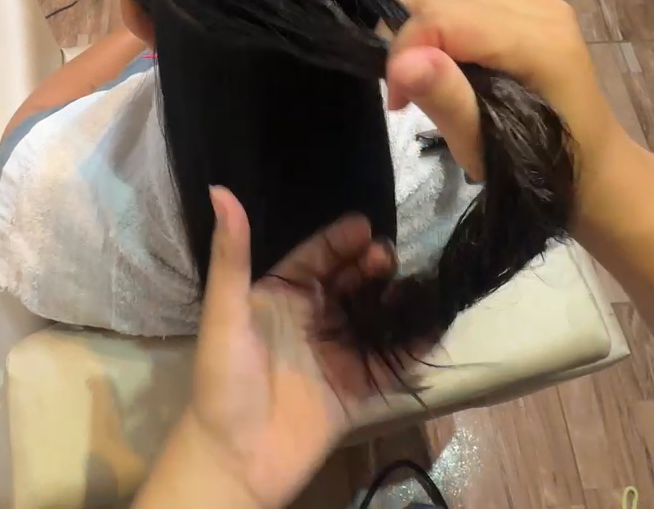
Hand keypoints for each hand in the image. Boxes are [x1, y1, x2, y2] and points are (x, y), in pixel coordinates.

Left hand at [139, 187, 395, 508]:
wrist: (235, 462)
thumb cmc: (223, 380)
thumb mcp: (225, 313)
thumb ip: (231, 255)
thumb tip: (219, 190)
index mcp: (280, 295)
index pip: (315, 256)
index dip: (339, 240)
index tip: (365, 225)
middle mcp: (311, 317)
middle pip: (350, 281)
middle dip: (371, 264)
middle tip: (389, 255)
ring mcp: (336, 352)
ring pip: (373, 314)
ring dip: (394, 297)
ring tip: (414, 283)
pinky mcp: (356, 388)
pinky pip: (389, 361)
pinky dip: (412, 345)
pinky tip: (434, 327)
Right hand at [385, 0, 616, 177]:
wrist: (594, 170)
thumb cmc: (539, 172)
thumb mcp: (484, 149)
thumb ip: (446, 100)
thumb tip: (403, 62)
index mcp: (537, 42)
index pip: (441, 15)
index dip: (405, 50)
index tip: (398, 100)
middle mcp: (538, 7)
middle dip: (406, 34)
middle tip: (405, 86)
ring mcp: (535, 2)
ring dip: (418, 26)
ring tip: (421, 75)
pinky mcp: (525, 5)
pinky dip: (435, 23)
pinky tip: (441, 63)